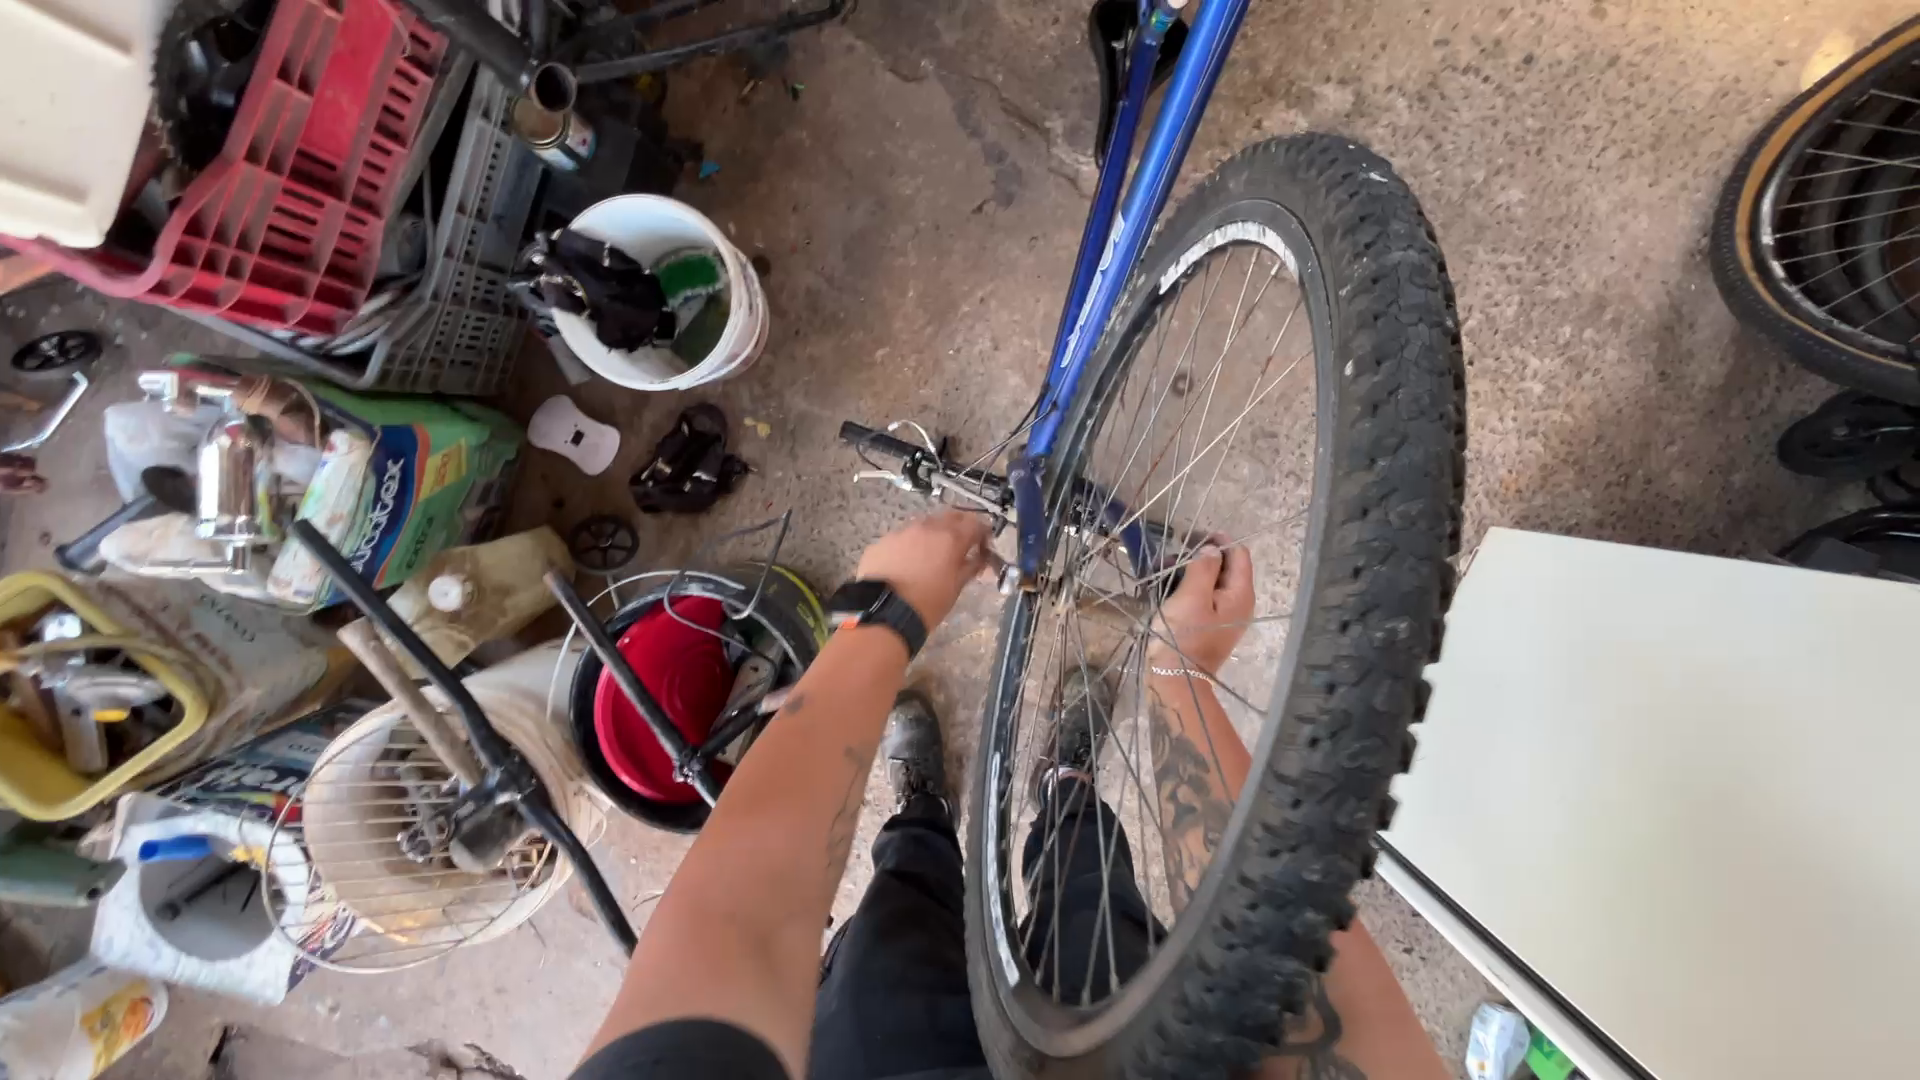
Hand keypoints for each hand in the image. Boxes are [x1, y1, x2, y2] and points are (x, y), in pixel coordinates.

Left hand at [853, 510, 992, 626]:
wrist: (884, 612)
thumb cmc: (926, 604)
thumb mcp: (955, 587)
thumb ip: (970, 568)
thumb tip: (978, 559)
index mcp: (951, 539)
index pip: (975, 524)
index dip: (983, 532)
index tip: (983, 544)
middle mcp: (927, 528)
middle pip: (950, 516)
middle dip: (960, 526)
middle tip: (961, 544)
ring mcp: (903, 532)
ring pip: (925, 524)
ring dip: (933, 533)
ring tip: (932, 554)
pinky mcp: (883, 541)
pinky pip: (903, 536)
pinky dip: (910, 544)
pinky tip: (907, 562)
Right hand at [1147, 541, 1253, 675]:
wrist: (1175, 677)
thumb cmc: (1184, 635)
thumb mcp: (1191, 596)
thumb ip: (1204, 567)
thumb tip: (1212, 548)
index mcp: (1240, 594)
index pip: (1239, 554)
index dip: (1218, 540)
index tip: (1191, 536)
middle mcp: (1238, 602)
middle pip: (1226, 567)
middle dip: (1200, 556)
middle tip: (1171, 554)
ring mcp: (1225, 615)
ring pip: (1211, 581)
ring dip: (1189, 571)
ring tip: (1162, 569)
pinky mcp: (1210, 624)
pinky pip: (1203, 597)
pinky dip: (1187, 587)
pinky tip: (1166, 587)